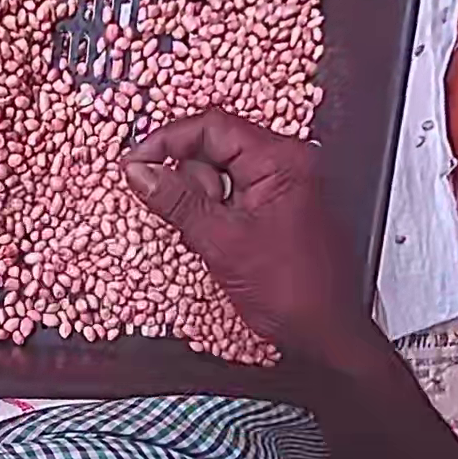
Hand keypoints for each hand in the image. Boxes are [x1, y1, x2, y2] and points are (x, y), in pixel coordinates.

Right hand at [122, 110, 373, 361]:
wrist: (322, 331)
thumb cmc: (292, 290)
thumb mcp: (221, 242)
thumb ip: (176, 201)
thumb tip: (139, 172)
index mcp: (280, 159)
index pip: (211, 127)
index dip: (166, 141)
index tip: (135, 164)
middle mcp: (283, 164)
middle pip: (211, 150)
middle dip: (189, 185)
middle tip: (192, 221)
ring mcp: (277, 186)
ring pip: (215, 177)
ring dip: (200, 206)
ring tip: (213, 241)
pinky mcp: (269, 208)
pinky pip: (226, 199)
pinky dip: (211, 218)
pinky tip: (219, 244)